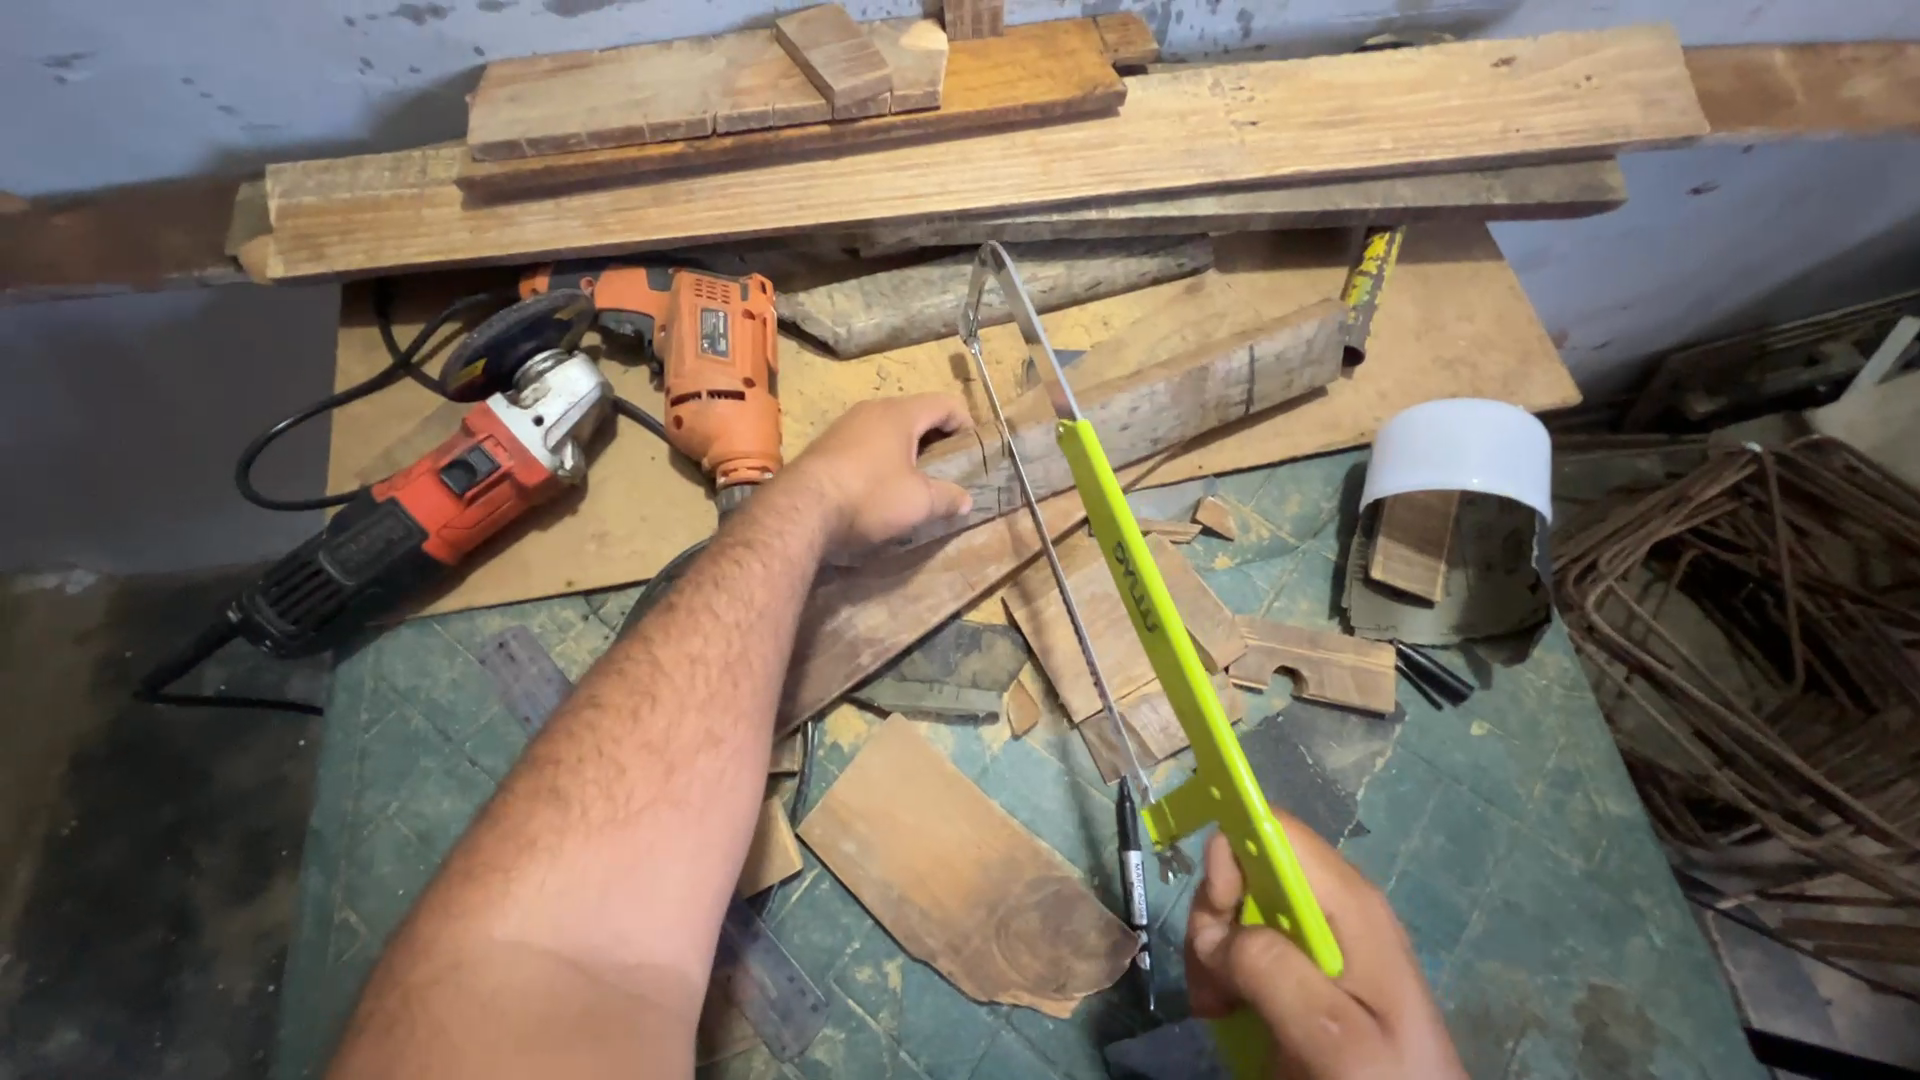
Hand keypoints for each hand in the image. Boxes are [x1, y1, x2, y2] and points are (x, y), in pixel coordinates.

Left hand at [778, 393, 974, 558]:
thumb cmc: (870, 495)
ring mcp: (844, 426)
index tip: (973, 448)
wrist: (801, 509)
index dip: (965, 422)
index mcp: (900, 413)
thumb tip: (967, 501)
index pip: (944, 403)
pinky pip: (863, 444)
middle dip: (934, 437)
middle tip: (947, 466)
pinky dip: (880, 458)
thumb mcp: (918, 502)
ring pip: (885, 430)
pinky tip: (879, 486)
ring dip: (905, 449)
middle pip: (914, 414)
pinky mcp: (825, 447)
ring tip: (914, 478)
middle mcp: (871, 410)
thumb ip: (947, 498)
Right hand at [1185, 812, 1465, 1078]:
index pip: (1274, 829)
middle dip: (1214, 917)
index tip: (1220, 911)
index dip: (1233, 854)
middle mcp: (1328, 904)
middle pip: (1243, 868)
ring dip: (1210, 951)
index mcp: (1348, 901)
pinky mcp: (1299, 965)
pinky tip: (1226, 1010)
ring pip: (1231, 906)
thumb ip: (1276, 972)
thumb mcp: (1336, 1037)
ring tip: (1219, 1006)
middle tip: (1216, 980)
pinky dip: (1218, 971)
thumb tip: (1221, 932)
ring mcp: (1312, 935)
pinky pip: (1238, 942)